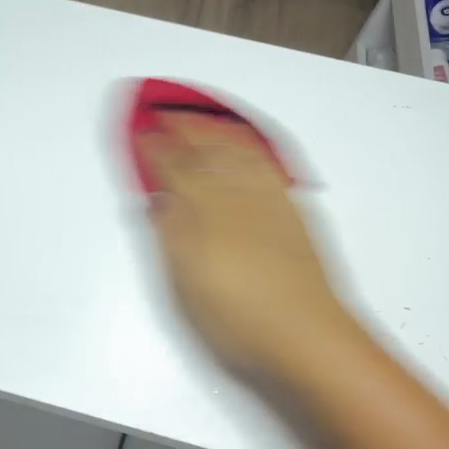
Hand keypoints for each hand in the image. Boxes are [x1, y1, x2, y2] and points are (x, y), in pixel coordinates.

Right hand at [137, 113, 366, 389]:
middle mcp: (238, 194)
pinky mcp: (294, 212)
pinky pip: (268, 163)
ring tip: (202, 118)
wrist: (308, 337)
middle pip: (206, 149)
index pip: (172, 166)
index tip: (140, 131)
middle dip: (183, 127)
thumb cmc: (240, 316)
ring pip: (239, 150)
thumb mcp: (184, 279)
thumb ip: (169, 231)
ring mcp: (270, 200)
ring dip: (216, 129)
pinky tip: (246, 146)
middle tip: (166, 111)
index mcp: (204, 207)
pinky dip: (251, 145)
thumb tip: (157, 199)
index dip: (154, 146)